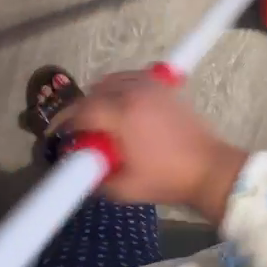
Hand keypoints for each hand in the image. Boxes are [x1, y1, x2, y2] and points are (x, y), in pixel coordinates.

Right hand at [57, 70, 248, 220]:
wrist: (210, 169)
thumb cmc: (167, 179)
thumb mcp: (125, 188)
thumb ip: (96, 179)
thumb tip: (79, 169)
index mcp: (122, 115)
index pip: (81, 111)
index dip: (64, 123)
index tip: (57, 135)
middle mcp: (133, 93)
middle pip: (94, 92)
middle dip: (81, 110)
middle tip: (78, 132)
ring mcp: (151, 86)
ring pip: (112, 80)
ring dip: (99, 96)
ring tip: (98, 118)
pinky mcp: (164, 87)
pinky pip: (132, 77)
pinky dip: (120, 87)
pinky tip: (121, 104)